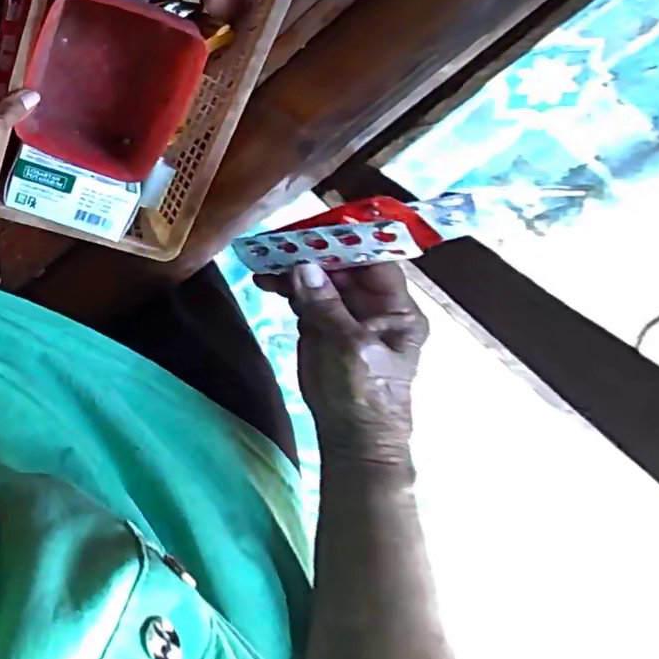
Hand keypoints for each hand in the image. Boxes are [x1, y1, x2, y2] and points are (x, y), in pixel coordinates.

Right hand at [257, 262, 426, 468]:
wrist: (349, 433)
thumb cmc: (364, 393)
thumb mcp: (348, 347)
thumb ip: (326, 305)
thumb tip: (303, 266)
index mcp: (396, 310)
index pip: (376, 263)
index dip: (351, 242)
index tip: (320, 225)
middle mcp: (371, 306)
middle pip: (341, 267)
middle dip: (311, 254)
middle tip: (278, 243)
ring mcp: (343, 314)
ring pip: (317, 278)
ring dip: (291, 268)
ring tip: (263, 263)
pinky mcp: (319, 324)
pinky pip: (301, 295)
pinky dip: (283, 285)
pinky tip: (264, 281)